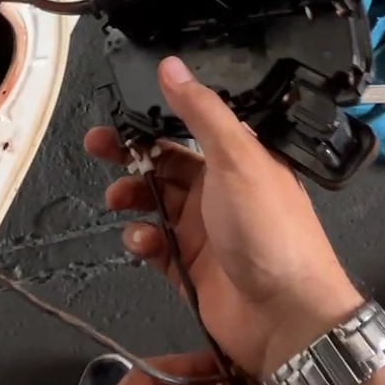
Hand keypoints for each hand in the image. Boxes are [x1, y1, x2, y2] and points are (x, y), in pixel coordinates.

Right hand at [87, 56, 362, 378]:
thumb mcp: (236, 157)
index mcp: (235, 157)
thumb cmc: (271, 230)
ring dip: (131, 195)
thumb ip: (201, 111)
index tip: (121, 112)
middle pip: (163, 161)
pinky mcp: (188, 265)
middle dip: (129, 153)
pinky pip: (153, 244)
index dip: (153, 119)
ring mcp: (202, 228)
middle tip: (99, 145)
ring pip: (153, 201)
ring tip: (118, 198)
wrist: (285, 317)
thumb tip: (172, 67)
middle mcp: (218, 188)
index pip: (187, 127)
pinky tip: (143, 240)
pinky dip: (141, 239)